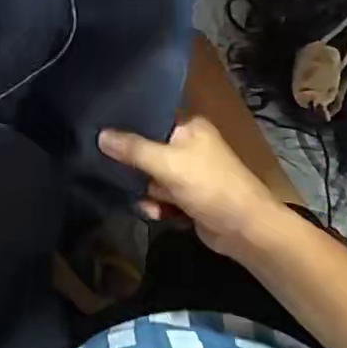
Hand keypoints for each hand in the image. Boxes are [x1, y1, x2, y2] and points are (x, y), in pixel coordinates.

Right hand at [98, 117, 294, 260]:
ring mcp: (188, 172)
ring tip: (152, 202)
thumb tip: (100, 135)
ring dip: (148, 192)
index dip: (128, 124)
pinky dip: (158, 206)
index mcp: (188, 126)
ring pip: (151, 177)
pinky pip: (160, 196)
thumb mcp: (168, 164)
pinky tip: (158, 215)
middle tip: (115, 172)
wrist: (246, 230)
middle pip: (146, 149)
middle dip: (135, 167)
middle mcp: (188, 145)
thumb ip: (134, 149)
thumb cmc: (211, 186)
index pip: (151, 116)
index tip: (100, 130)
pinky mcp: (187, 197)